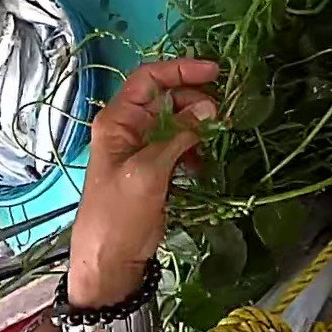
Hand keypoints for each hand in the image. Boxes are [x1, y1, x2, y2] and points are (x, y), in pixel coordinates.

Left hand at [69, 58, 219, 306]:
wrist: (109, 261)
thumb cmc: (119, 213)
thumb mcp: (148, 172)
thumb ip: (178, 137)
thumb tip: (209, 108)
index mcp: (117, 120)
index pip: (148, 79)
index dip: (180, 70)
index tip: (214, 71)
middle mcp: (128, 127)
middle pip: (165, 98)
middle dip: (194, 100)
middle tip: (222, 113)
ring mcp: (141, 148)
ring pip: (175, 121)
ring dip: (197, 126)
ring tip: (216, 139)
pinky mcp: (154, 167)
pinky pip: (178, 145)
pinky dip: (194, 149)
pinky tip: (203, 164)